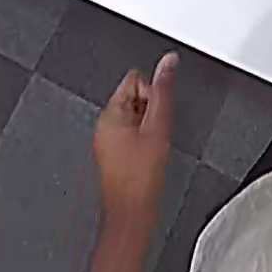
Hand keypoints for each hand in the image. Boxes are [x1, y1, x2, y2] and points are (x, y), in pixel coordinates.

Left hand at [93, 53, 176, 224]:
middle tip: (155, 131)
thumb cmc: (141, 174)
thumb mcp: (159, 124)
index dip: (153, 92)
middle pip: (136, 96)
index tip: (156, 113)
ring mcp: (106, 139)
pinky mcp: (112, 151)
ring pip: (136, 114)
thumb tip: (168, 60)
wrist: (133, 211)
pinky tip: (147, 153)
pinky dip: (143, 138)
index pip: (136, 79)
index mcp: (110, 114)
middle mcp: (103, 124)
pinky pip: (132, 131)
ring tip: (152, 144)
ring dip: (148, 124)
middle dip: (151, 109)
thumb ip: (164, 88)